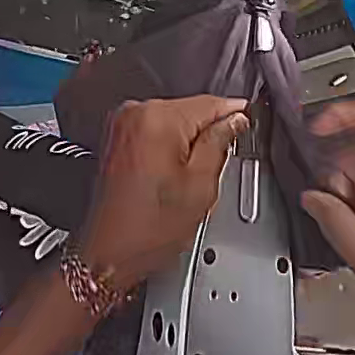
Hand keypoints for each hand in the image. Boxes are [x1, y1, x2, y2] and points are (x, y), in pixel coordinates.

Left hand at [79, 97, 249, 289]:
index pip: (211, 102)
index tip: (247, 120)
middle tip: (219, 162)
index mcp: (159, 119)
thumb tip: (234, 120)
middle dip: (209, 130)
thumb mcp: (200, 185)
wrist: (108, 252)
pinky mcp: (117, 134)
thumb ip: (220, 143)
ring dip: (189, 137)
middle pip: (191, 109)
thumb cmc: (146, 229)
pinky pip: (155, 127)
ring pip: (174, 118)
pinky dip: (169, 143)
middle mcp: (136, 112)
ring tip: (190, 174)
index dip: (234, 113)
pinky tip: (172, 171)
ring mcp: (123, 122)